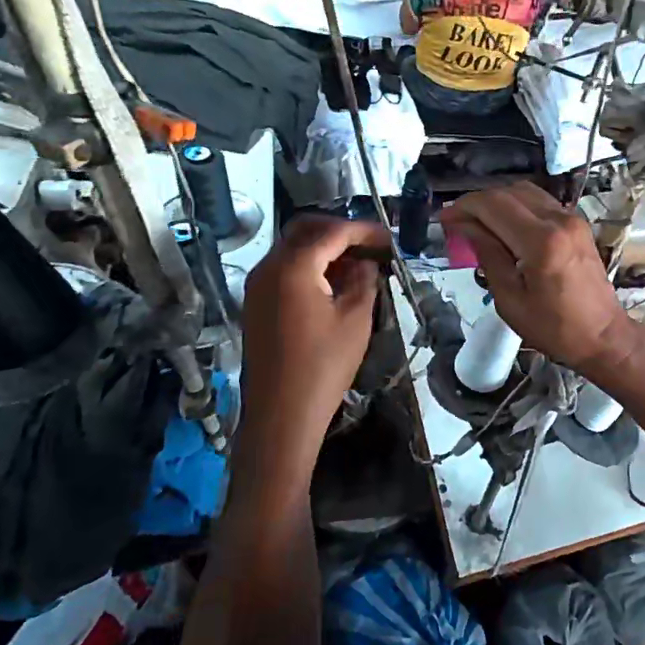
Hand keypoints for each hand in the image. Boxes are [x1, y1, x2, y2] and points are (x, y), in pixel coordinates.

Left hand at [241, 216, 391, 447]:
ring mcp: (256, 286)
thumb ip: (363, 280)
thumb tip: (365, 262)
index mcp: (293, 266)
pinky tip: (331, 283)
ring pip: (291, 249)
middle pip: (304, 231)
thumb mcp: (355, 319)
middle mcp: (268, 267)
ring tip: (356, 263)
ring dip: (323, 249)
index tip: (388, 238)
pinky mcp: (255, 304)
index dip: (363, 230)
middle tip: (369, 244)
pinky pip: (282, 270)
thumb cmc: (323, 366)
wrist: (281, 414)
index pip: (331, 232)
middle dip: (338, 231)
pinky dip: (308, 266)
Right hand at [439, 182, 644, 380]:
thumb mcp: (510, 299)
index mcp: (540, 241)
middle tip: (456, 222)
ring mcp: (571, 218)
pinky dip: (516, 206)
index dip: (463, 207)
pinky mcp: (577, 223)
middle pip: (507, 192)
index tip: (444, 219)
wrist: (603, 335)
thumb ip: (488, 255)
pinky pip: (540, 202)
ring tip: (477, 223)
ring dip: (497, 202)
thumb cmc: (554, 327)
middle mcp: (558, 220)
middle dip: (477, 203)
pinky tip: (504, 226)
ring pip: (525, 192)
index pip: (493, 205)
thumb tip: (465, 226)